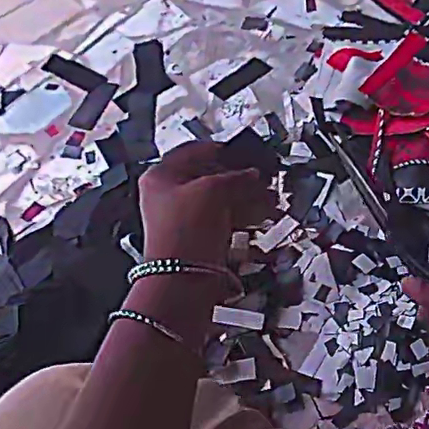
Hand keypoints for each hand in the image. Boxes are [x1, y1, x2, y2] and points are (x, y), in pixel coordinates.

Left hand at [138, 142, 273, 264]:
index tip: (239, 150)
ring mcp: (186, 221)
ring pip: (222, 202)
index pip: (192, 152)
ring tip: (268, 196)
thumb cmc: (183, 234)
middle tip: (260, 176)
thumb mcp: (213, 190)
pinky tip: (262, 216)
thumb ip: (236, 177)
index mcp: (159, 178)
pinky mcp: (202, 241)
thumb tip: (252, 173)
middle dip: (239, 178)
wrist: (185, 278)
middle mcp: (169, 199)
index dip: (219, 149)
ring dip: (247, 198)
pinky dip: (245, 218)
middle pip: (209, 179)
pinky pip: (227, 222)